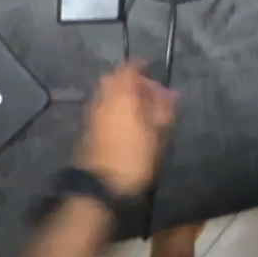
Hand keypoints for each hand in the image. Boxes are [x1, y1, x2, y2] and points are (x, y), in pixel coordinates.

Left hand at [77, 61, 177, 196]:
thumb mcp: (158, 132)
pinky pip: (103, 109)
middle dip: (133, 83)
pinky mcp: (86, 129)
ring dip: (123, 97)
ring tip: (141, 113)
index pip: (130, 66)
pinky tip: (128, 126)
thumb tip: (171, 93)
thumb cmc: (134, 156)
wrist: (98, 189)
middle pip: (116, 79)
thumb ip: (164, 108)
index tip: (156, 75)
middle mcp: (103, 96)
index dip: (144, 68)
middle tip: (150, 95)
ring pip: (108, 94)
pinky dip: (114, 110)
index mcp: (121, 91)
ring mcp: (91, 113)